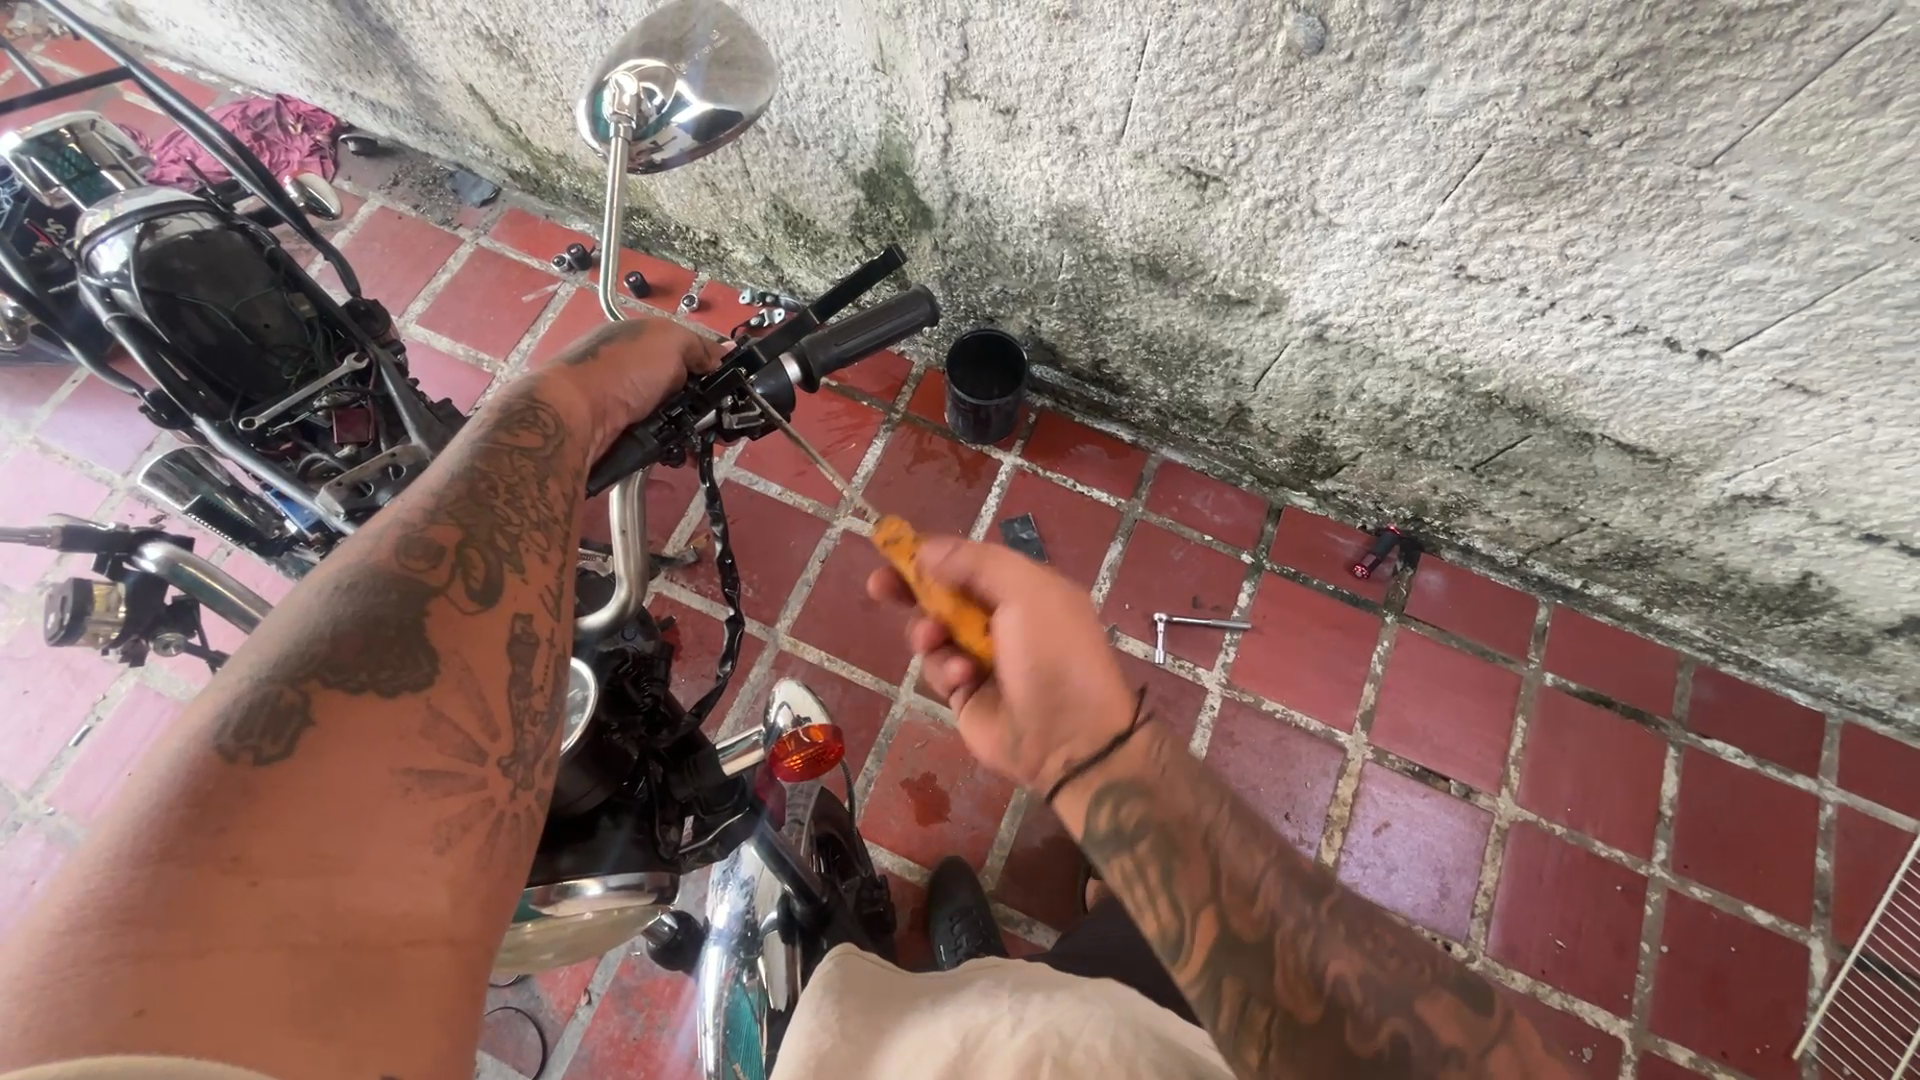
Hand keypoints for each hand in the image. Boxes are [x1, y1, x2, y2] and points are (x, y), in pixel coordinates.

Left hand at [536, 316, 727, 455]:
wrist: (576, 418)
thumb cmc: (622, 370)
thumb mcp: (669, 341)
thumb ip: (700, 345)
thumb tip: (724, 356)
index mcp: (642, 343)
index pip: (688, 353)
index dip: (712, 370)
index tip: (733, 390)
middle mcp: (634, 373)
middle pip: (683, 393)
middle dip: (707, 410)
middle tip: (726, 426)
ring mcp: (627, 408)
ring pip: (673, 424)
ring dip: (693, 436)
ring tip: (708, 447)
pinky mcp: (623, 439)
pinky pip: (657, 448)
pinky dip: (671, 455)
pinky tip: (684, 459)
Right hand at [867, 537, 1137, 792]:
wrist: (1070, 739)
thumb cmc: (1054, 653)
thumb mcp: (1026, 591)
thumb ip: (976, 563)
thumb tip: (927, 550)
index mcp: (1025, 588)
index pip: (970, 561)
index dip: (934, 555)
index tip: (896, 550)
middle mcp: (1003, 619)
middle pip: (945, 594)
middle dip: (911, 588)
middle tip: (879, 585)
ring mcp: (983, 657)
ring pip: (934, 631)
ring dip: (929, 631)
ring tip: (934, 640)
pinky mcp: (966, 693)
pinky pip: (939, 669)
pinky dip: (945, 669)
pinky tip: (963, 678)